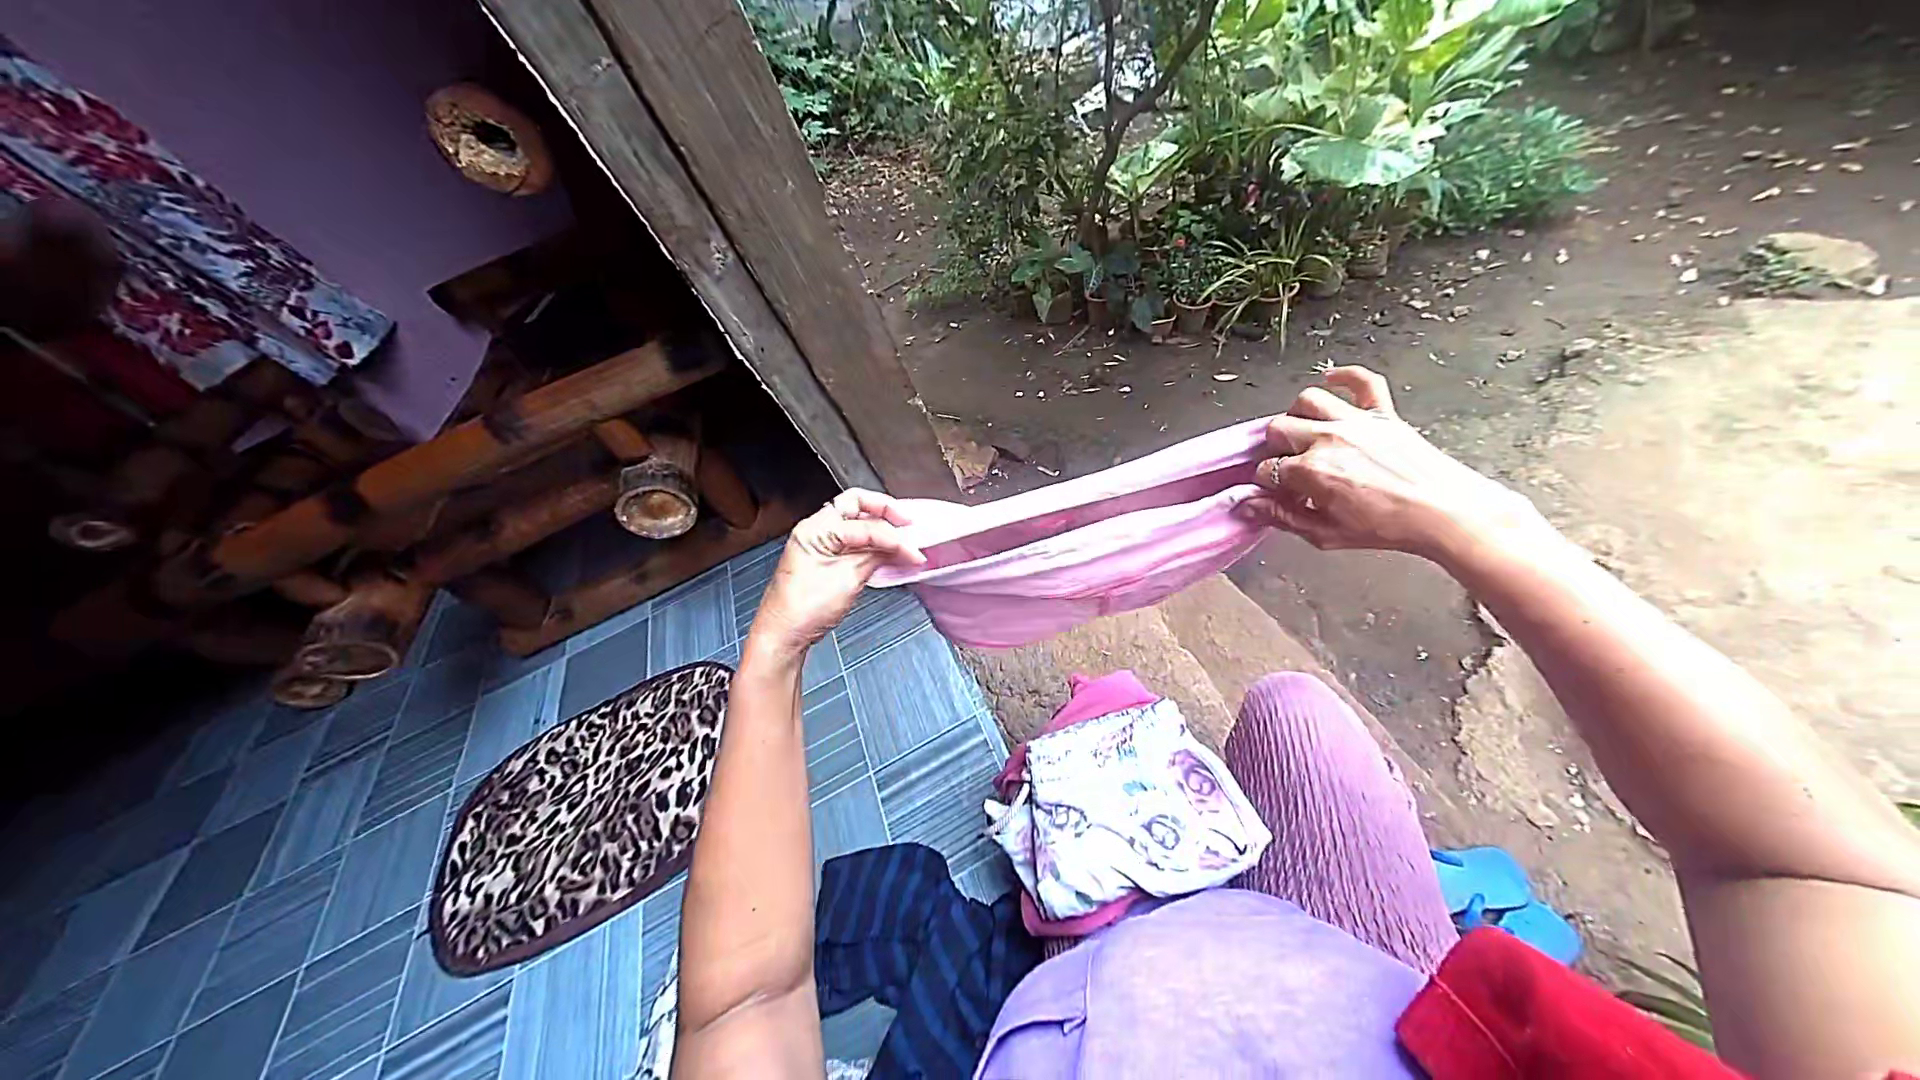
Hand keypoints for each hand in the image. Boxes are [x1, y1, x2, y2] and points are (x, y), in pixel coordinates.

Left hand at [748, 489, 924, 664]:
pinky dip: (872, 543)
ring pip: (855, 520)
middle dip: (885, 511)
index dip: (893, 537)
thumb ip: (875, 556)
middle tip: (908, 524)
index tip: (912, 551)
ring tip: (902, 540)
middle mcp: (815, 530)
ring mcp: (819, 542)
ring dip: (880, 527)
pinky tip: (887, 552)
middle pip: (856, 504)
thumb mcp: (848, 578)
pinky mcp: (824, 557)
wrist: (784, 634)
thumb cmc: (802, 609)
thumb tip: (899, 547)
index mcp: (816, 529)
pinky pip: (852, 539)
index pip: (865, 524)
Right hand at [1238, 366, 1555, 566]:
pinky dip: (1345, 376)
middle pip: (1278, 428)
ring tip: (1302, 431)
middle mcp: (1329, 439)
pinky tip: (1331, 380)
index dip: (1266, 482)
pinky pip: (1362, 381)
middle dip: (1275, 447)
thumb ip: (1281, 517)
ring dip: (1298, 414)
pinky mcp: (1384, 414)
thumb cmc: (1391, 527)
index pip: (1267, 469)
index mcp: (1313, 471)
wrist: (1446, 515)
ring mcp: (1357, 422)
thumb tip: (1248, 506)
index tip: (1275, 491)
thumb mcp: (1325, 535)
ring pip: (1308, 399)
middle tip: (1285, 463)